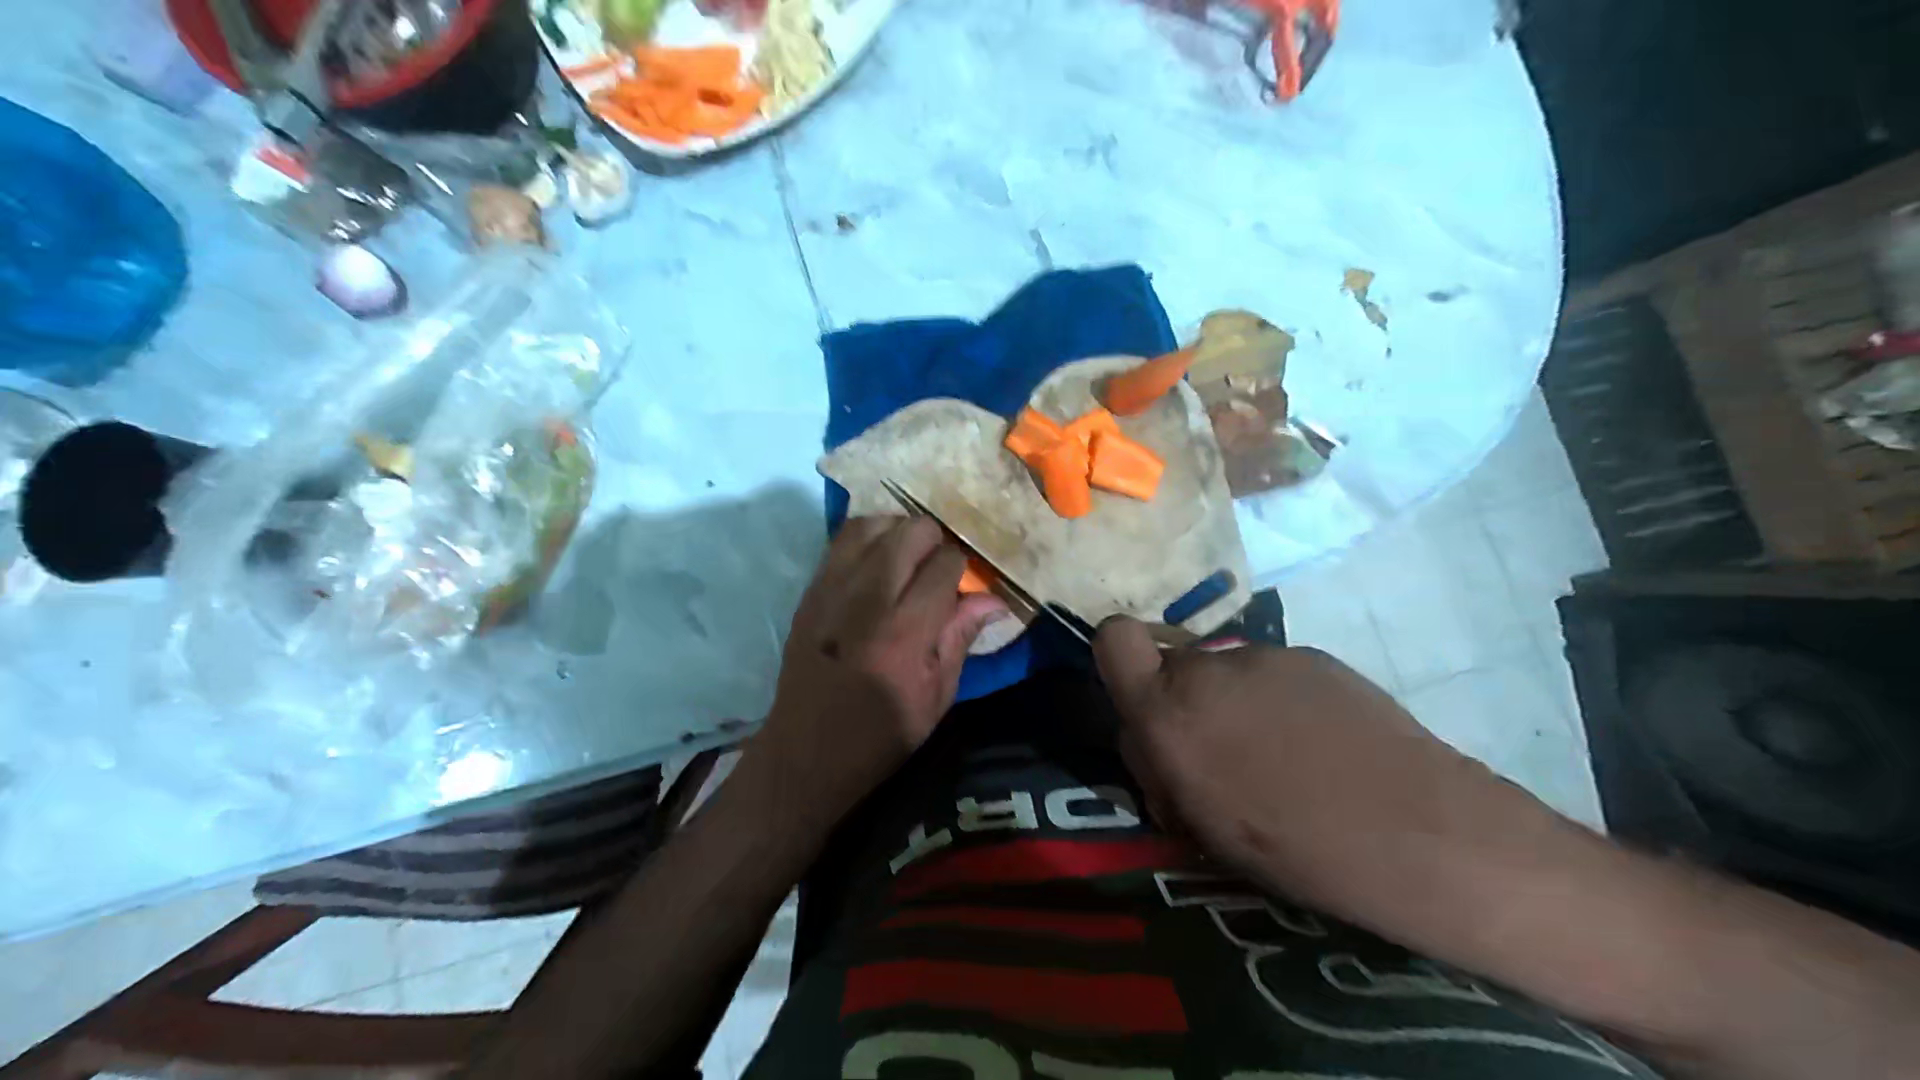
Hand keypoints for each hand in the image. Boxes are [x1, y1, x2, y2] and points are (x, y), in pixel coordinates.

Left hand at [755, 516, 1006, 808]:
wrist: (806, 753)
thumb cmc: (881, 735)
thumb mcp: (936, 697)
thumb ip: (961, 637)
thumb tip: (994, 598)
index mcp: (905, 632)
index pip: (946, 564)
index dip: (963, 568)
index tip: (963, 586)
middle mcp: (867, 599)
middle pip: (911, 532)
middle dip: (935, 542)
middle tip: (937, 570)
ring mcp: (832, 589)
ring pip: (874, 524)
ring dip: (899, 532)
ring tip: (908, 558)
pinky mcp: (810, 591)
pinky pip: (841, 540)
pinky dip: (867, 539)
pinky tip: (877, 561)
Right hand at [1092, 617, 1553, 909]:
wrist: (1422, 834)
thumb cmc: (1296, 848)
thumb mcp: (1202, 824)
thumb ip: (1163, 763)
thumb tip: (1156, 739)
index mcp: (1169, 713)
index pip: (1114, 640)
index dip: (1120, 661)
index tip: (1145, 702)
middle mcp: (1208, 670)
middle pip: (1174, 667)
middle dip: (1186, 703)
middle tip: (1226, 755)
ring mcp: (1265, 656)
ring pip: (1226, 672)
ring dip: (1237, 703)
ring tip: (1285, 757)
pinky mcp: (1315, 656)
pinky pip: (1274, 673)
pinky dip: (1283, 701)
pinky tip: (1322, 746)